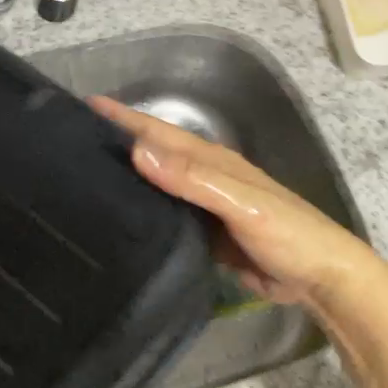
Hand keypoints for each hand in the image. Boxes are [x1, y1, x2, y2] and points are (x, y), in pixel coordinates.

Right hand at [90, 96, 378, 306]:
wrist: (320, 280)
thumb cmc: (288, 234)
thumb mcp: (242, 204)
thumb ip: (193, 179)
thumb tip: (137, 151)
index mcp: (213, 161)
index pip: (159, 132)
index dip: (123, 118)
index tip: (80, 106)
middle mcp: (202, 179)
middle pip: (151, 156)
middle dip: (114, 146)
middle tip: (66, 147)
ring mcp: (201, 209)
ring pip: (154, 189)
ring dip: (124, 182)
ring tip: (80, 183)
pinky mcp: (202, 237)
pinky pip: (162, 220)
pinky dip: (139, 216)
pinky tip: (115, 224)